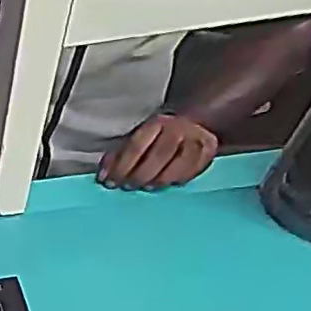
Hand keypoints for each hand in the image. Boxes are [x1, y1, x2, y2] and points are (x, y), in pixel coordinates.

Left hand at [98, 114, 218, 190]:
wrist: (188, 125)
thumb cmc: (152, 140)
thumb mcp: (133, 141)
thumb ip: (117, 157)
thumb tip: (102, 176)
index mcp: (155, 123)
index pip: (136, 145)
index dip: (121, 166)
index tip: (109, 182)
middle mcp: (178, 128)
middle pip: (159, 155)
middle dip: (139, 175)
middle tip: (128, 186)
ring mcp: (195, 139)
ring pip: (179, 163)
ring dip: (159, 180)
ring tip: (146, 187)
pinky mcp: (208, 151)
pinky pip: (193, 169)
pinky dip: (177, 180)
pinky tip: (165, 185)